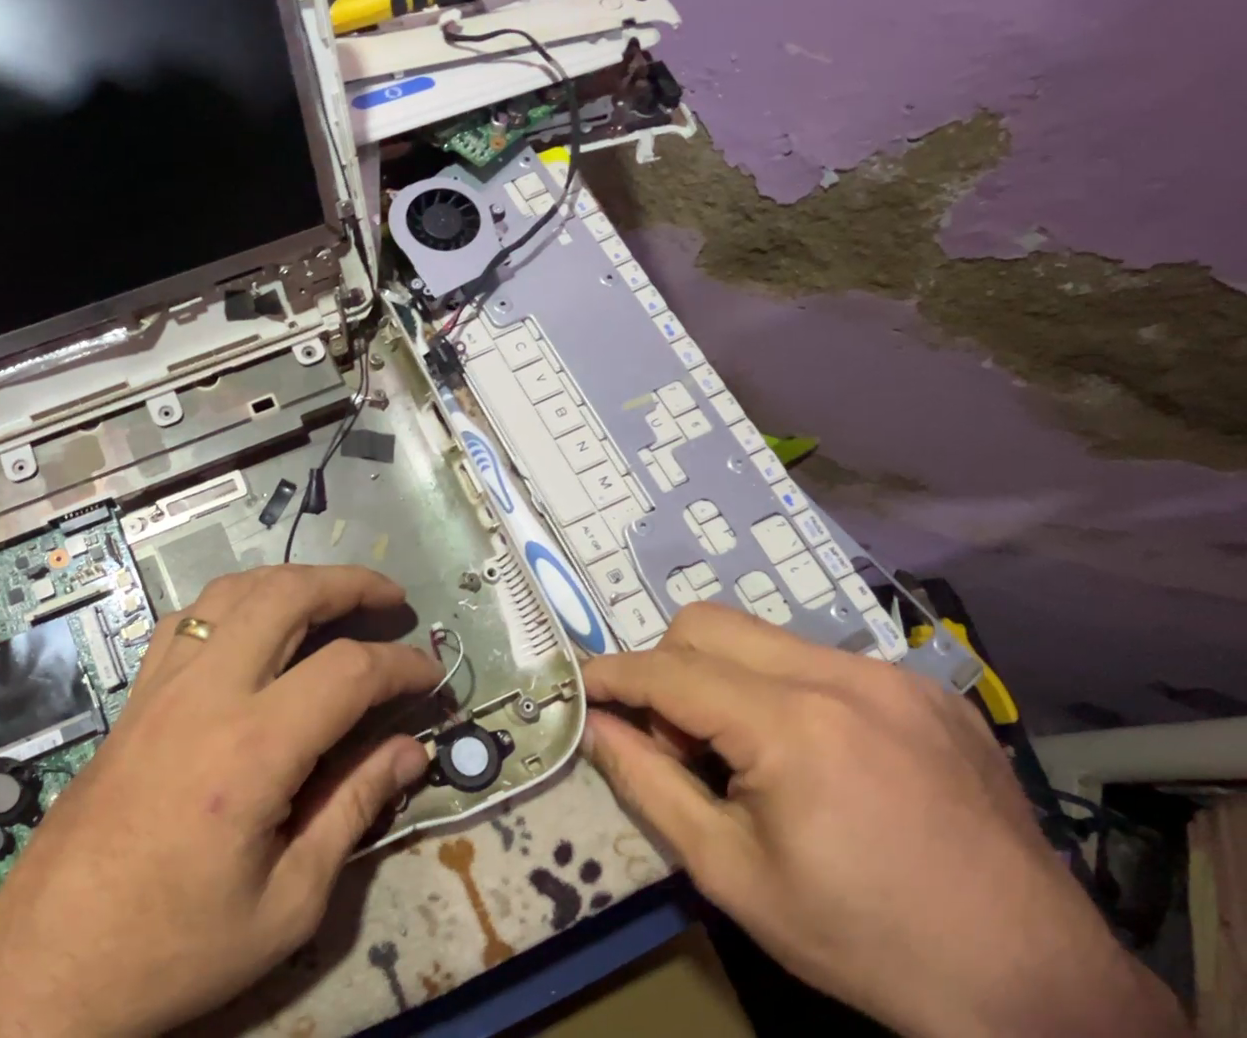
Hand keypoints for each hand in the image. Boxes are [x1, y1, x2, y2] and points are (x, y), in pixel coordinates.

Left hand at [0, 565, 442, 1037]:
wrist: (54, 961)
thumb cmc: (177, 946)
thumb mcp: (289, 901)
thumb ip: (353, 810)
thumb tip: (410, 751)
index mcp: (253, 748)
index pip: (347, 671)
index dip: (401, 666)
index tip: (432, 678)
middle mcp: (205, 695)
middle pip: (284, 595)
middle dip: (348, 584)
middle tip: (390, 600)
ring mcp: (160, 689)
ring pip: (229, 594)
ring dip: (288, 581)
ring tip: (329, 598)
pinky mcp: (133, 700)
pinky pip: (185, 622)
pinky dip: (232, 604)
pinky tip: (251, 629)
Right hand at [581, 603, 1186, 1037]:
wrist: (1033, 986)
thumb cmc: (861, 937)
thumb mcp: (729, 871)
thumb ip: (647, 783)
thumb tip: (594, 726)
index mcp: (793, 725)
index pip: (668, 670)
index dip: (610, 677)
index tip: (576, 692)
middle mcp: (846, 678)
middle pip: (709, 624)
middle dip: (665, 670)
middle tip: (677, 746)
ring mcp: (898, 679)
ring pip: (765, 637)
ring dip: (724, 680)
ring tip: (744, 758)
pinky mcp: (933, 694)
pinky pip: (823, 662)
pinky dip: (783, 691)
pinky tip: (810, 759)